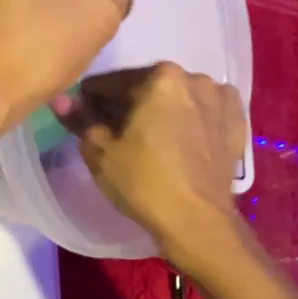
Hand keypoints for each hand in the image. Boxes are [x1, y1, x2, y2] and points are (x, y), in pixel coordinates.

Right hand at [52, 63, 250, 273]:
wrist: (198, 221)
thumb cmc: (143, 182)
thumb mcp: (100, 150)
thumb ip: (79, 118)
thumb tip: (61, 98)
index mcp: (159, 77)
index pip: (112, 83)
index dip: (92, 99)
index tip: (82, 115)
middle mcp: (193, 78)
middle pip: (147, 86)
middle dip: (128, 104)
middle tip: (113, 131)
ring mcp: (220, 99)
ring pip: (177, 98)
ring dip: (161, 110)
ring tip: (148, 138)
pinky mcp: (237, 123)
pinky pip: (204, 112)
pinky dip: (190, 119)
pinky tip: (179, 139)